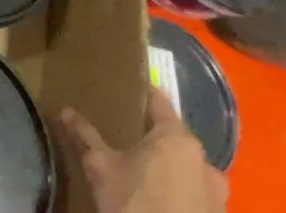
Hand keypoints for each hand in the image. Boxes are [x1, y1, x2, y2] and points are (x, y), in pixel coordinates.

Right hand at [62, 88, 227, 212]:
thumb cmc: (135, 202)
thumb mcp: (100, 166)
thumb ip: (85, 135)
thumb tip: (67, 110)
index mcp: (177, 138)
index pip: (159, 101)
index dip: (142, 91)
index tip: (126, 84)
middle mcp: (205, 159)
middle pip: (174, 135)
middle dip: (152, 134)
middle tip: (126, 133)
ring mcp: (218, 191)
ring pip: (187, 165)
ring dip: (168, 163)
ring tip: (143, 168)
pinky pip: (196, 190)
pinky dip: (179, 187)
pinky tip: (160, 196)